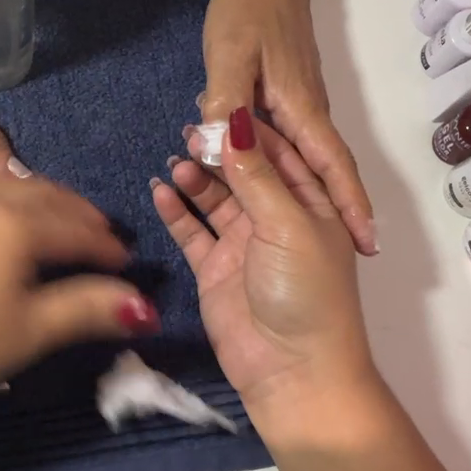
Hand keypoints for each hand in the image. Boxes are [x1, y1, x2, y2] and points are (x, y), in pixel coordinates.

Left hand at [0, 172, 157, 412]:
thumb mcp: (29, 331)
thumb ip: (86, 311)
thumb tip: (143, 306)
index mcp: (19, 225)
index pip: (77, 230)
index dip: (107, 249)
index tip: (129, 265)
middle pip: (47, 198)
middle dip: (81, 216)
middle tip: (104, 236)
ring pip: (9, 187)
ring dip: (43, 199)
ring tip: (57, 217)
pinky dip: (5, 196)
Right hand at [154, 107, 377, 427]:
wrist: (290, 369)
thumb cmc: (304, 291)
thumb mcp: (288, 225)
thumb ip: (257, 176)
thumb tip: (232, 124)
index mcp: (311, 204)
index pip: (281, 153)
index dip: (252, 128)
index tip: (220, 100)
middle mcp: (277, 219)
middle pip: (245, 173)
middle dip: (219, 149)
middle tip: (187, 125)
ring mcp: (243, 246)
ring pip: (216, 201)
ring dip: (196, 179)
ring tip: (173, 158)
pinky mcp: (215, 271)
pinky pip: (193, 233)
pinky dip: (177, 212)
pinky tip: (160, 190)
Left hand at [196, 0, 376, 255]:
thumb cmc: (247, 12)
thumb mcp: (228, 57)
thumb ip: (224, 102)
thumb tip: (221, 151)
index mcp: (300, 110)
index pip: (331, 166)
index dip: (349, 205)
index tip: (366, 243)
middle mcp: (307, 114)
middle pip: (323, 173)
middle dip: (335, 213)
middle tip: (338, 255)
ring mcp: (298, 106)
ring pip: (299, 161)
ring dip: (300, 194)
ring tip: (291, 233)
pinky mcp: (284, 99)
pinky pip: (280, 145)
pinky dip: (271, 169)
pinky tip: (252, 184)